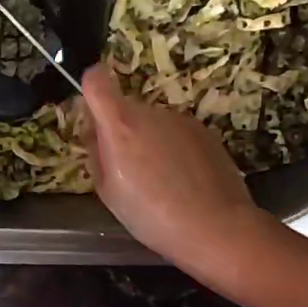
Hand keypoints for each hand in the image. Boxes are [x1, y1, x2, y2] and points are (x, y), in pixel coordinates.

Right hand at [80, 65, 267, 263]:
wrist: (216, 226)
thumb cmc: (151, 216)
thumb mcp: (108, 192)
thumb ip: (97, 153)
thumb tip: (97, 133)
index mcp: (120, 125)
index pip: (96, 80)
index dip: (91, 90)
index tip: (94, 115)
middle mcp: (152, 112)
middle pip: (126, 109)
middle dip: (121, 131)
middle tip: (128, 170)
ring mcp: (181, 119)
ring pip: (154, 123)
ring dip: (150, 142)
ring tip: (161, 181)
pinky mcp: (205, 131)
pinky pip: (177, 134)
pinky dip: (174, 150)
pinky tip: (184, 181)